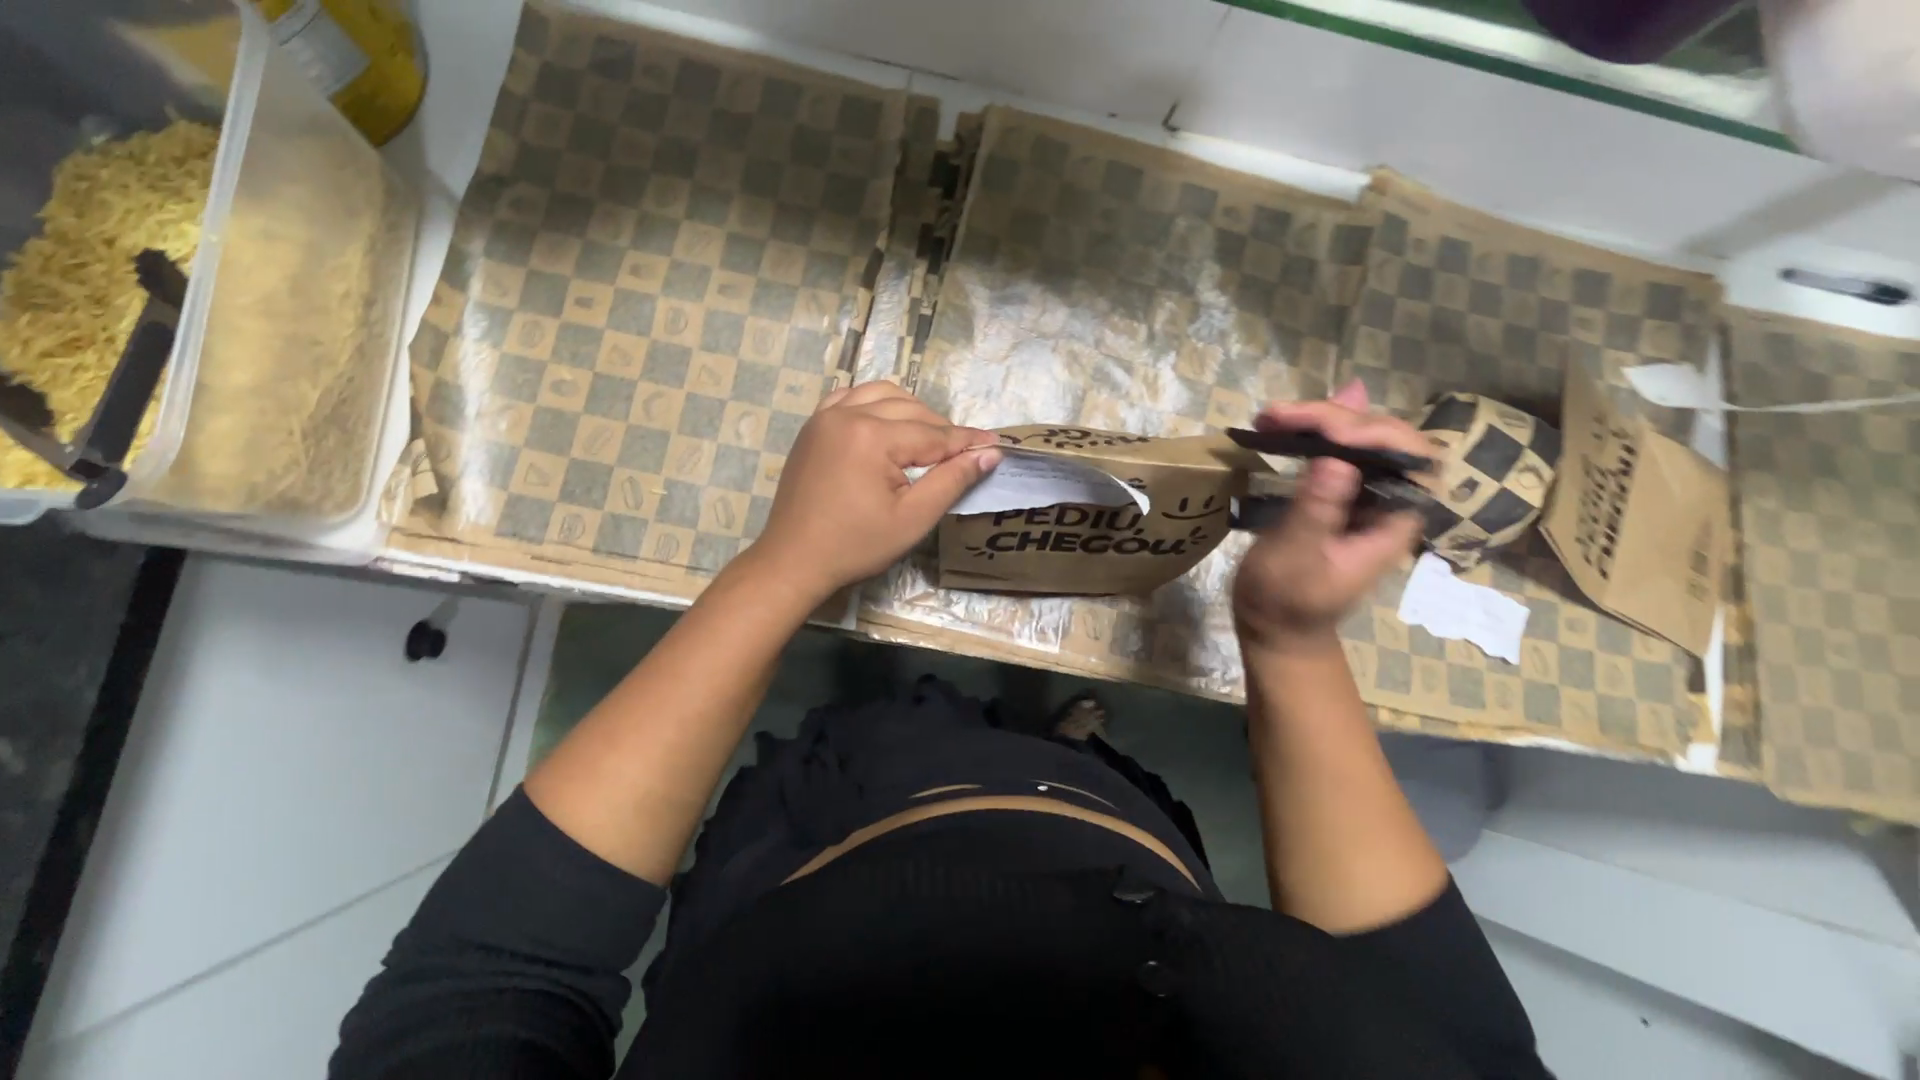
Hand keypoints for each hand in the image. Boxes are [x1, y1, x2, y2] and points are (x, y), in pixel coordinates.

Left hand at [751, 382, 1000, 599]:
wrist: (794, 560)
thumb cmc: (855, 546)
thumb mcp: (913, 518)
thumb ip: (952, 480)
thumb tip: (988, 453)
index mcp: (872, 436)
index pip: (934, 433)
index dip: (967, 441)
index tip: (995, 445)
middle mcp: (848, 414)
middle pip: (911, 410)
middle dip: (941, 430)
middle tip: (963, 454)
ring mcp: (825, 417)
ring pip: (882, 395)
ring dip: (910, 411)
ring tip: (928, 440)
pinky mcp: (812, 427)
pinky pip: (851, 398)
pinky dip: (874, 404)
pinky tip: (886, 424)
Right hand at [1233, 380, 1432, 654]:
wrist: (1274, 627)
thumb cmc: (1286, 601)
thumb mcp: (1296, 559)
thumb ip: (1317, 510)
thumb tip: (1336, 460)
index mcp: (1393, 522)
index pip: (1411, 457)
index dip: (1374, 432)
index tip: (1323, 430)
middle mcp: (1387, 501)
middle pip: (1383, 438)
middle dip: (1336, 418)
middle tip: (1280, 415)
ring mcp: (1363, 496)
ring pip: (1358, 438)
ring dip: (1318, 419)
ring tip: (1271, 416)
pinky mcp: (1337, 494)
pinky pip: (1335, 451)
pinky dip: (1308, 433)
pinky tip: (1279, 424)